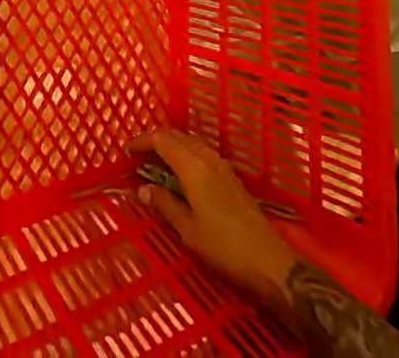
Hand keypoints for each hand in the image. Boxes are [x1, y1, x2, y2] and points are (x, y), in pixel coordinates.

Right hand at [128, 129, 295, 298]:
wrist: (270, 263)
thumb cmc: (224, 246)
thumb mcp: (187, 229)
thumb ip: (164, 204)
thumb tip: (143, 189)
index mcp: (192, 166)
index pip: (161, 140)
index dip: (142, 141)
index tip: (127, 150)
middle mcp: (207, 158)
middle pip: (177, 136)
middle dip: (156, 140)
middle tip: (140, 154)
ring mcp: (223, 167)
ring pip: (191, 142)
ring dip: (172, 145)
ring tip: (158, 161)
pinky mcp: (232, 178)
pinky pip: (203, 152)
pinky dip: (186, 153)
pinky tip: (183, 172)